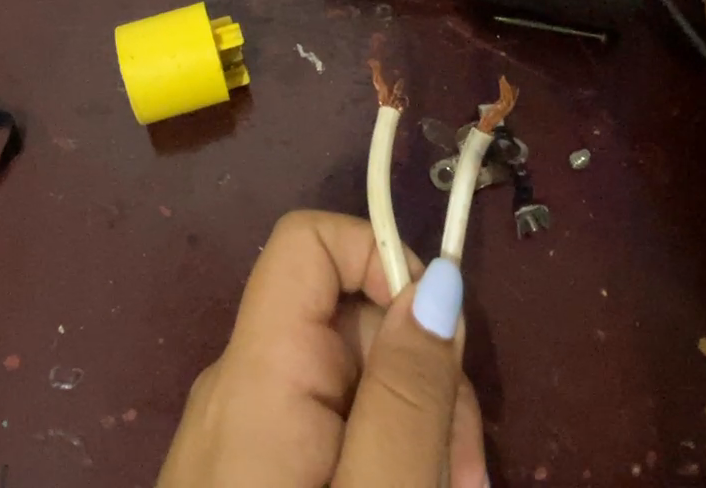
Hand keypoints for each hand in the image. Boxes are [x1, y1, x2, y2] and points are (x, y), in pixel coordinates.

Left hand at [157, 210, 485, 487]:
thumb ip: (407, 394)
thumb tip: (439, 281)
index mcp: (256, 374)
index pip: (309, 241)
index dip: (382, 258)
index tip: (443, 335)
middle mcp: (241, 384)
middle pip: (347, 314)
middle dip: (421, 371)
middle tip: (464, 467)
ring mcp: (244, 431)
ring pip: (352, 375)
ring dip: (413, 421)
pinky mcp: (253, 469)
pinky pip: (331, 424)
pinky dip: (381, 451)